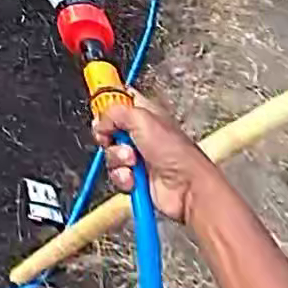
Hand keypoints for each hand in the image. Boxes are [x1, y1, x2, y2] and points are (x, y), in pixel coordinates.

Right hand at [91, 90, 221, 223]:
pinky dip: (122, 176)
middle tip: (114, 137)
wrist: (187, 190)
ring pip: (110, 152)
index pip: (119, 97)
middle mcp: (139, 132)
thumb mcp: (141, 119)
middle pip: (108, 126)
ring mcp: (137, 155)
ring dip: (117, 157)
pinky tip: (134, 177)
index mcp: (144, 112)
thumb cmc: (176, 153)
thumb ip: (114, 112)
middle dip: (107, 134)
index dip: (107, 101)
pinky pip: (116, 174)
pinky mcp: (136, 177)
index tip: (100, 107)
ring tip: (133, 161)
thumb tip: (100, 120)